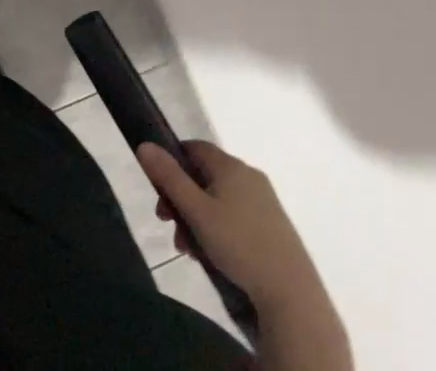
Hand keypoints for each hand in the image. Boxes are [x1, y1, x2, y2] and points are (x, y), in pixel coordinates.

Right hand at [137, 141, 327, 311]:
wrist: (291, 291)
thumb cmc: (237, 244)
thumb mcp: (195, 210)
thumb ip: (168, 177)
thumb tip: (145, 144)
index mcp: (231, 166)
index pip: (192, 147)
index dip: (171, 162)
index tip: (159, 190)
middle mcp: (249, 176)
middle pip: (202, 176)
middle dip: (179, 199)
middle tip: (168, 224)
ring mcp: (263, 201)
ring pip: (216, 199)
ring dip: (195, 218)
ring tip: (189, 249)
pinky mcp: (271, 224)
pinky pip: (233, 215)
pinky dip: (216, 228)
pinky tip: (210, 254)